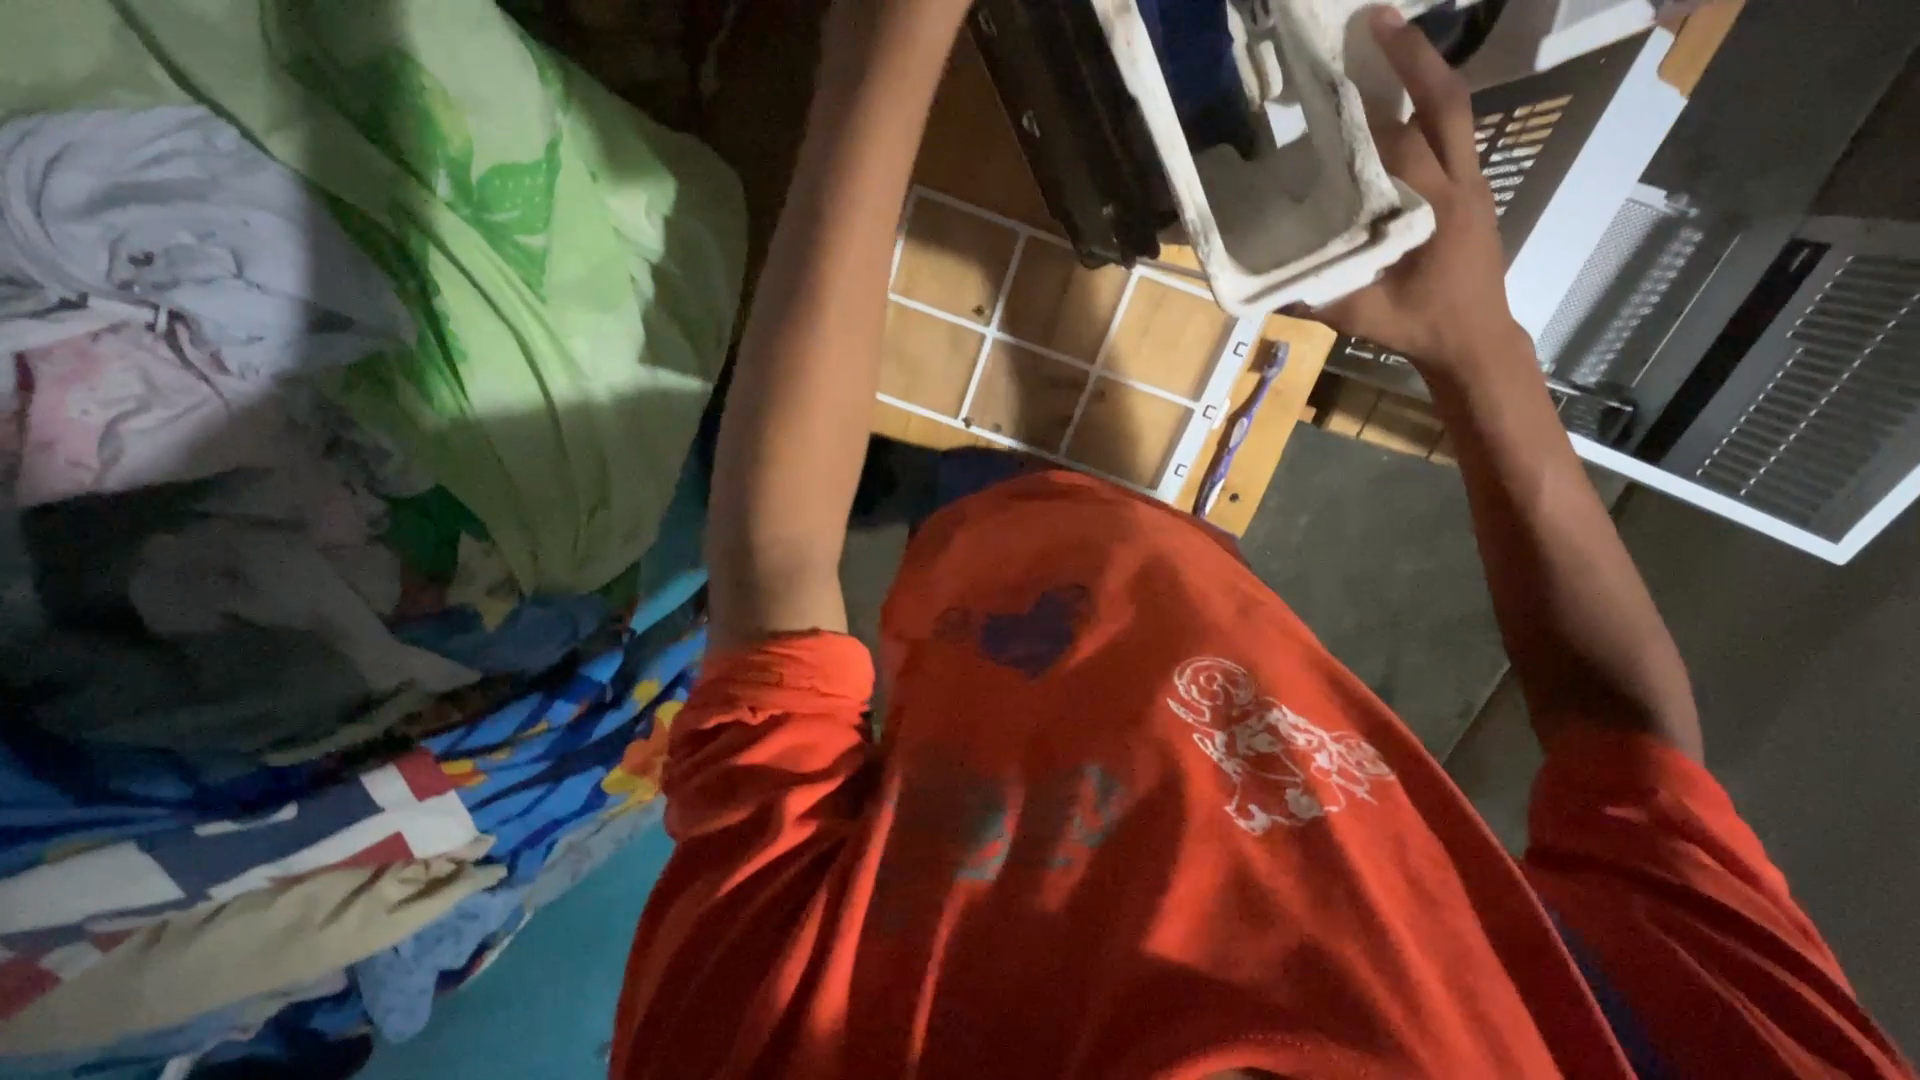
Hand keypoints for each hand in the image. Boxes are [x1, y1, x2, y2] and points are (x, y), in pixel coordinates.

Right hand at [1316, 7, 1532, 375]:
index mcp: (1435, 212)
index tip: (1337, 79)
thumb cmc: (1417, 327)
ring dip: (1424, 72)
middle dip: (1414, 56)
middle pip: (1446, 104)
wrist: (1475, 340)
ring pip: (1456, 111)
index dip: (1370, 113)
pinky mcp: (1473, 187)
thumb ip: (1315, 293)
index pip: (1403, 148)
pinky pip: (1452, 131)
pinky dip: (1427, 104)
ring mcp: (1474, 181)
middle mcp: (1463, 184)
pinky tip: (1396, 98)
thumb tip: (1262, 279)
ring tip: (1387, 41)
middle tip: (1377, 20)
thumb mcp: (1359, 316)